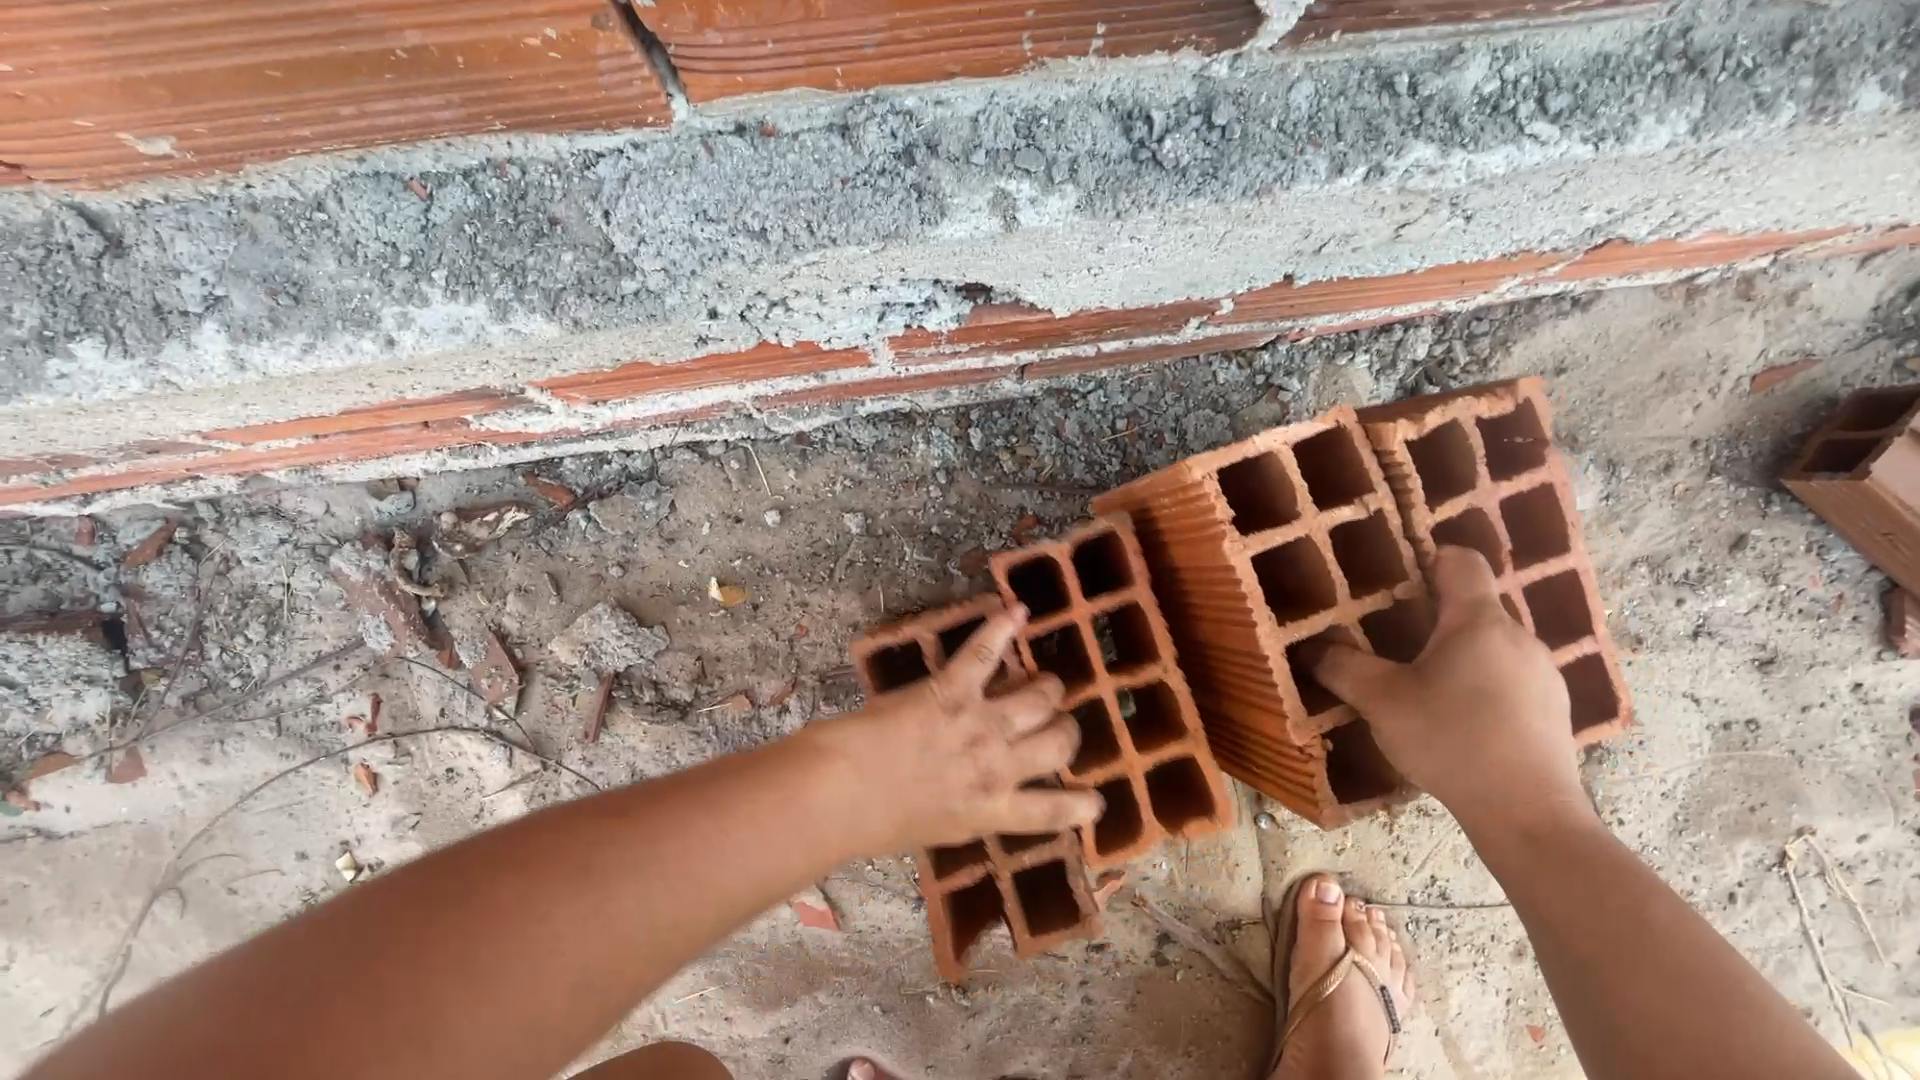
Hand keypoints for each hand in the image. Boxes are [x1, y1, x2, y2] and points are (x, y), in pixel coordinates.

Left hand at [812, 606, 1102, 854]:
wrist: (841, 792)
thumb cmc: (876, 822)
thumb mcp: (936, 829)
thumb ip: (971, 812)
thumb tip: (984, 799)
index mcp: (992, 811)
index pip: (1053, 812)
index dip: (1081, 806)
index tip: (1094, 800)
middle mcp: (998, 767)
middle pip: (1060, 740)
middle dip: (1065, 730)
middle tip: (1054, 725)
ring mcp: (978, 724)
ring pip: (1041, 696)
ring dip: (1047, 688)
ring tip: (1044, 684)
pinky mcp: (951, 689)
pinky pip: (984, 652)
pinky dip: (1002, 627)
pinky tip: (1017, 609)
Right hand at [1311, 546, 1593, 834]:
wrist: (1529, 815)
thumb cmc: (1451, 742)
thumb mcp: (1380, 701)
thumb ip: (1342, 666)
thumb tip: (1313, 647)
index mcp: (1479, 622)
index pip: (1461, 560)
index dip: (1426, 556)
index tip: (1393, 578)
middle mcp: (1519, 637)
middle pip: (1473, 604)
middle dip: (1430, 613)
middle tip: (1387, 637)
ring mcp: (1543, 674)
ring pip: (1490, 644)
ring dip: (1455, 651)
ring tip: (1418, 682)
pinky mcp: (1552, 709)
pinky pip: (1508, 676)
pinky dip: (1479, 681)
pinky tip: (1456, 718)